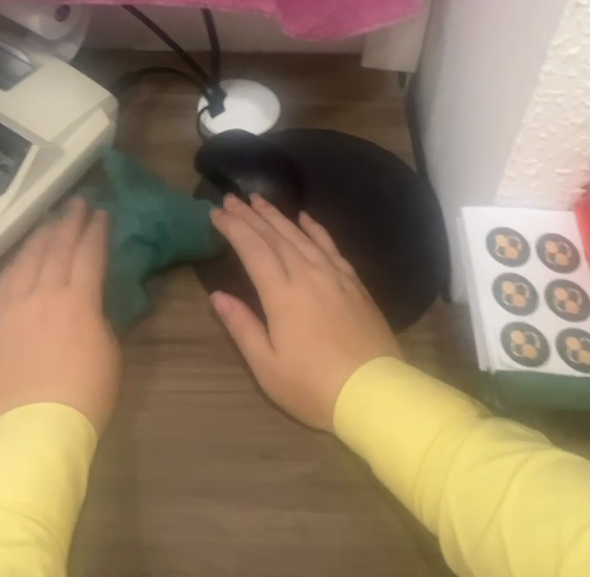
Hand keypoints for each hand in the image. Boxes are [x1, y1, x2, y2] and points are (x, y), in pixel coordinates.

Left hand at [0, 197, 119, 429]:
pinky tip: (19, 260)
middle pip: (56, 249)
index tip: (102, 213)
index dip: (97, 231)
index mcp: (78, 300)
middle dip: (69, 223)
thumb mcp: (110, 351)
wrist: (34, 433)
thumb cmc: (85, 396)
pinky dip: (14, 266)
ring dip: (40, 238)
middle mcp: (43, 295)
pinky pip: (2, 285)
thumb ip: (99, 317)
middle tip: (77, 204)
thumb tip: (91, 301)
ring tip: (49, 224)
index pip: (89, 253)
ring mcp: (12, 309)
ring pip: (26, 261)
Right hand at [209, 195, 400, 431]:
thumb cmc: (313, 386)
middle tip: (232, 197)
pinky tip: (305, 218)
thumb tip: (217, 297)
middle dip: (251, 215)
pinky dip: (315, 229)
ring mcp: (333, 275)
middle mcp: (307, 274)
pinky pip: (330, 246)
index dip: (233, 228)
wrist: (373, 392)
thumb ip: (242, 327)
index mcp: (282, 294)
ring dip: (278, 216)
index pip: (252, 249)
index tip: (216, 212)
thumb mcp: (267, 367)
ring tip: (259, 199)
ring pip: (301, 235)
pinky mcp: (353, 282)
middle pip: (275, 236)